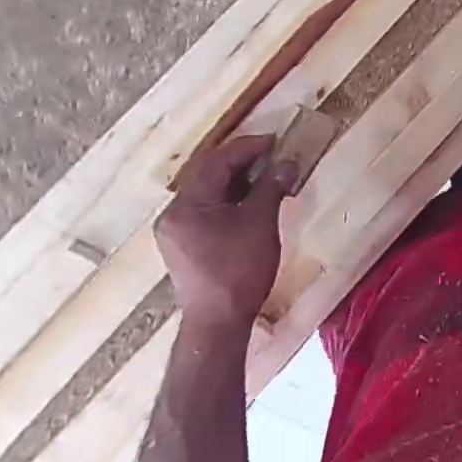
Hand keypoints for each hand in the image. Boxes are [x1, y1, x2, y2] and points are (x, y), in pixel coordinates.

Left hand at [157, 135, 296, 330]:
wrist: (219, 320)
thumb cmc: (239, 268)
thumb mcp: (260, 222)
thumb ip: (271, 187)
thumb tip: (286, 163)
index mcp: (186, 206)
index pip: (217, 163)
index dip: (248, 147)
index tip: (276, 141)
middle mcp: (174, 214)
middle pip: (209, 175)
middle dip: (243, 162)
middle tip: (275, 154)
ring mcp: (178, 231)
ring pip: (210, 192)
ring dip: (240, 180)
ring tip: (270, 175)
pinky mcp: (187, 245)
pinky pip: (210, 209)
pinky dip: (233, 199)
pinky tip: (255, 201)